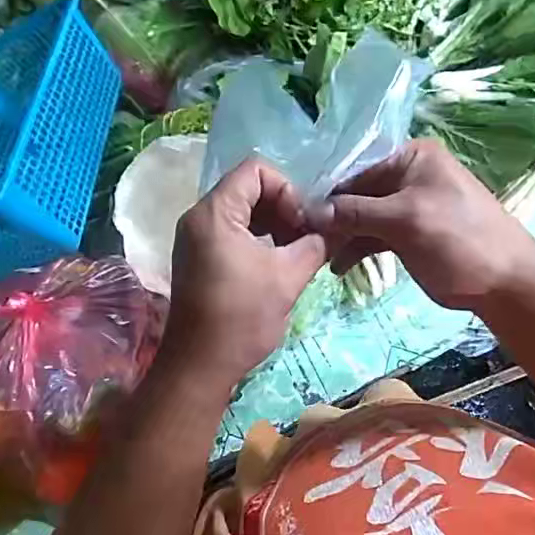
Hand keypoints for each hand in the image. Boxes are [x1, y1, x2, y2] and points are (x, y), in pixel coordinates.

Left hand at [162, 159, 328, 388]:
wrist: (200, 364)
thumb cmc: (242, 317)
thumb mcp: (288, 277)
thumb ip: (316, 243)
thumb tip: (338, 226)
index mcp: (215, 213)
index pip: (256, 170)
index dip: (287, 190)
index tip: (302, 224)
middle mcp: (199, 217)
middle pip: (249, 188)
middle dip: (284, 208)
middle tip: (306, 238)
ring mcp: (196, 239)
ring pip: (243, 212)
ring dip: (275, 225)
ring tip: (297, 252)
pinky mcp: (199, 258)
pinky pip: (233, 233)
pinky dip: (259, 240)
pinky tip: (279, 264)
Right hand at [316, 138, 534, 310]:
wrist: (503, 282)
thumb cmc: (458, 239)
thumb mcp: (405, 220)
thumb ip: (356, 211)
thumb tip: (311, 210)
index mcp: (412, 157)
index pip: (357, 167)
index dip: (328, 190)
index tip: (298, 214)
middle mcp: (408, 175)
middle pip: (357, 192)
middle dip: (333, 217)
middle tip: (307, 243)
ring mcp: (408, 206)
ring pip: (363, 217)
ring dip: (343, 237)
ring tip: (324, 260)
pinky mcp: (408, 234)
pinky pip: (375, 236)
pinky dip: (358, 249)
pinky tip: (340, 266)